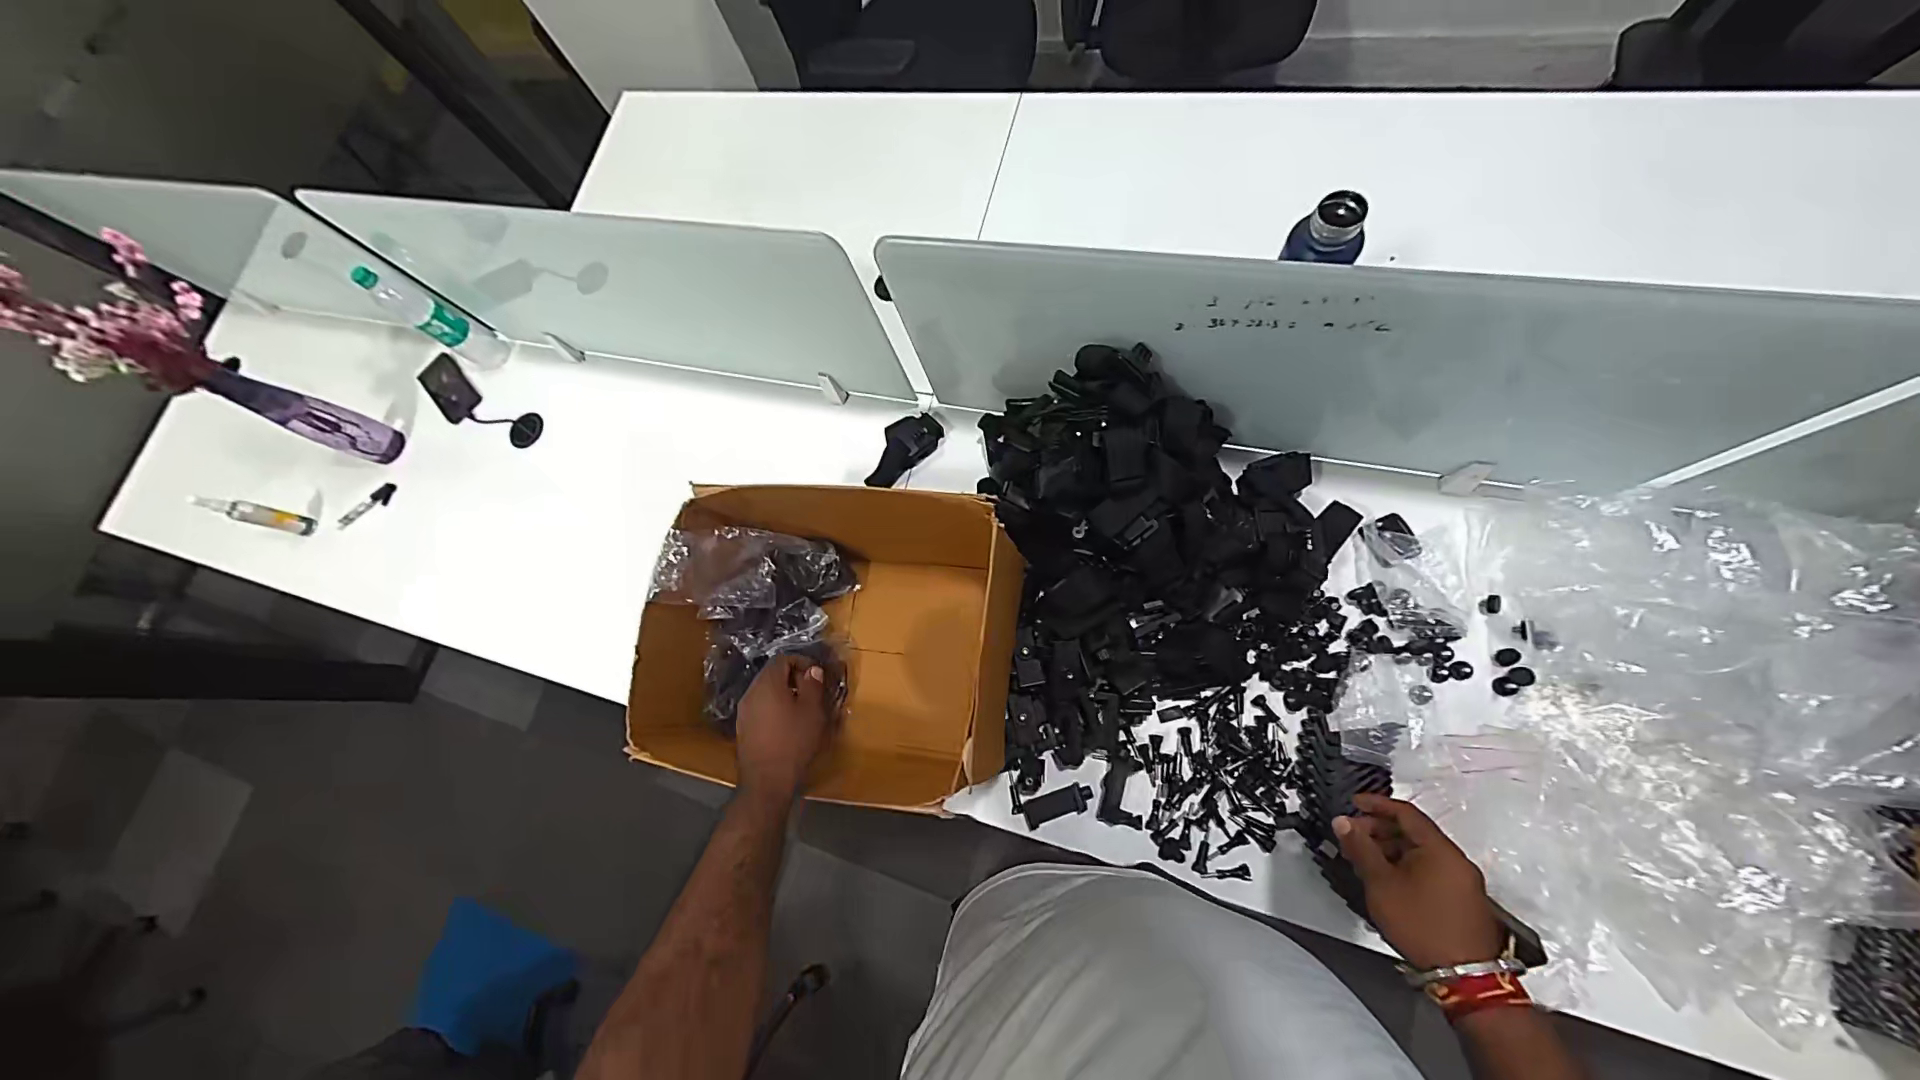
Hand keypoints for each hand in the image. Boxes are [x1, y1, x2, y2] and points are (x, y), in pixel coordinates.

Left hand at [734, 655, 833, 805]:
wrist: (766, 780)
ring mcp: (744, 710)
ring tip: (803, 708)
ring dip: (784, 693)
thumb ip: (813, 685)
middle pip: (772, 673)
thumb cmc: (793, 741)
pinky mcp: (743, 727)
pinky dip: (775, 707)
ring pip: (766, 691)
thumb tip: (813, 670)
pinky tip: (787, 724)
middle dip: (794, 677)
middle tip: (813, 691)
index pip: (782, 659)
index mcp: (767, 683)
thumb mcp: (812, 711)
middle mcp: (751, 692)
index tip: (818, 675)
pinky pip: (760, 707)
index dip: (802, 661)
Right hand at [1334, 793, 1504, 969]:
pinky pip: (1429, 869)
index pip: (1406, 813)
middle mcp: (1456, 861)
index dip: (1376, 804)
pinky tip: (1385, 878)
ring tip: (1363, 858)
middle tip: (1352, 835)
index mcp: (1439, 850)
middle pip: (1413, 831)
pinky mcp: (1462, 900)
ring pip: (1420, 852)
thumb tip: (1344, 822)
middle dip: (1379, 829)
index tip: (1353, 803)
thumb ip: (1360, 848)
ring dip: (1389, 848)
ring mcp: (1462, 882)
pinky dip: (1404, 865)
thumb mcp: (1381, 882)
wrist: (1464, 978)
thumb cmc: (1422, 924)